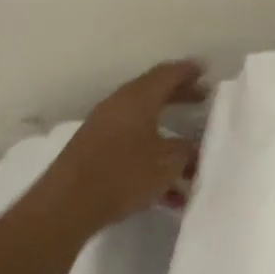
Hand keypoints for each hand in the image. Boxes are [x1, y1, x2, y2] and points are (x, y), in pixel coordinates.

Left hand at [34, 60, 206, 231]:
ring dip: (169, 137)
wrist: (70, 203)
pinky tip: (172, 193)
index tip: (204, 70)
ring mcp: (104, 130)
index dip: (187, 71)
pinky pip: (133, 150)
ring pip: (144, 126)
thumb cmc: (124, 173)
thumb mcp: (168, 162)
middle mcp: (119, 107)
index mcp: (138, 99)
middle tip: (202, 100)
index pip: (167, 75)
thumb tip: (195, 147)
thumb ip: (187, 150)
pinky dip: (153, 161)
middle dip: (179, 98)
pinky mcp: (96, 154)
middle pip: (154, 95)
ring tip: (193, 156)